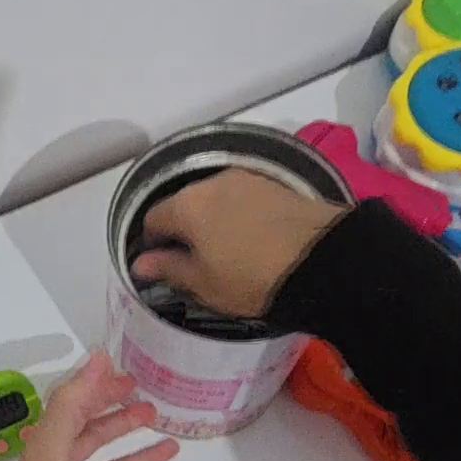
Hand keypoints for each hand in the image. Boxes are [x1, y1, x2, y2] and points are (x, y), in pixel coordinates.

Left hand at [0, 353, 180, 460]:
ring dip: (140, 458)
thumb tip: (94, 360)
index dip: (98, 391)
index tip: (129, 376)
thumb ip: (68, 410)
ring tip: (172, 444)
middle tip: (154, 408)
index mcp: (44, 453)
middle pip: (93, 438)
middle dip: (121, 421)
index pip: (72, 410)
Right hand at [131, 169, 346, 317]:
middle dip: (182, 229)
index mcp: (185, 205)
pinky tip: (247, 238)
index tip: (164, 266)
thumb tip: (139, 263)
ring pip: (213, 199)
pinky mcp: (274, 183)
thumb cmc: (250, 277)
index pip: (152, 219)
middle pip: (183, 204)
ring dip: (210, 220)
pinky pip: (240, 198)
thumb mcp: (202, 282)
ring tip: (223, 250)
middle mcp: (211, 182)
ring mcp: (245, 178)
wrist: (321, 260)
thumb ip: (168, 268)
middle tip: (193, 261)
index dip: (152, 244)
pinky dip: (235, 215)